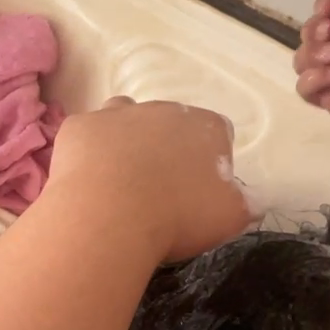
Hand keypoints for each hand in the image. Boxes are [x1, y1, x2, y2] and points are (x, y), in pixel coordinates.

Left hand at [46, 96, 250, 262]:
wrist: (110, 218)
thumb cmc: (177, 218)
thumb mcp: (228, 219)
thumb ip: (243, 204)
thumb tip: (251, 201)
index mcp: (205, 127)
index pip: (217, 133)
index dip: (209, 160)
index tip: (199, 190)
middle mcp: (162, 110)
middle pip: (168, 124)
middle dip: (165, 149)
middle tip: (156, 190)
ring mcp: (117, 114)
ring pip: (124, 119)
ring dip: (125, 142)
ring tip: (118, 181)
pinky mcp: (79, 127)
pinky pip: (86, 136)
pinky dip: (87, 154)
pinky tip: (86, 182)